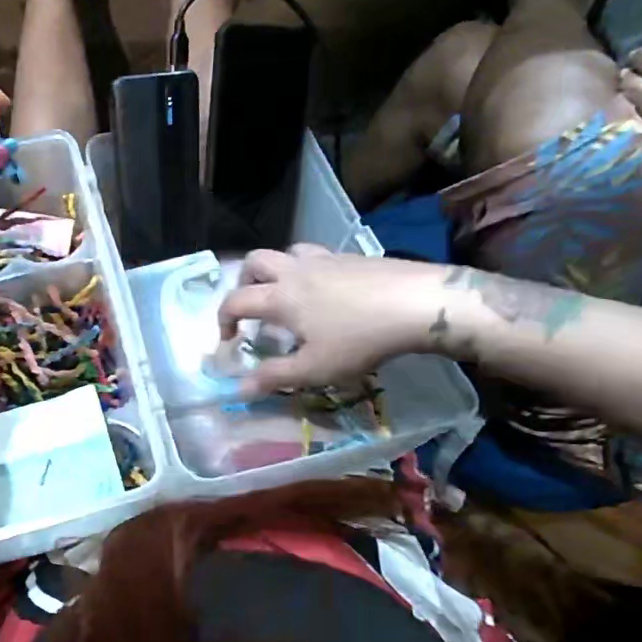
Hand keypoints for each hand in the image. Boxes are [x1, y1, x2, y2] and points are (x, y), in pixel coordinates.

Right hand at [216, 245, 450, 394]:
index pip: (236, 301)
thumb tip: (239, 389)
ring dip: (277, 270)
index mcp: (280, 297)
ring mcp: (326, 259)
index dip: (223, 320)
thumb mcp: (314, 369)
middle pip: (255, 262)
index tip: (227, 341)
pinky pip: (318, 257)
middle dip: (244, 282)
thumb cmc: (360, 339)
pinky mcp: (353, 257)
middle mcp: (296, 270)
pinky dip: (309, 271)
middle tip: (252, 307)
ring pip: (288, 252)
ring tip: (288, 295)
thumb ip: (275, 377)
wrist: (418, 303)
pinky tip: (328, 293)